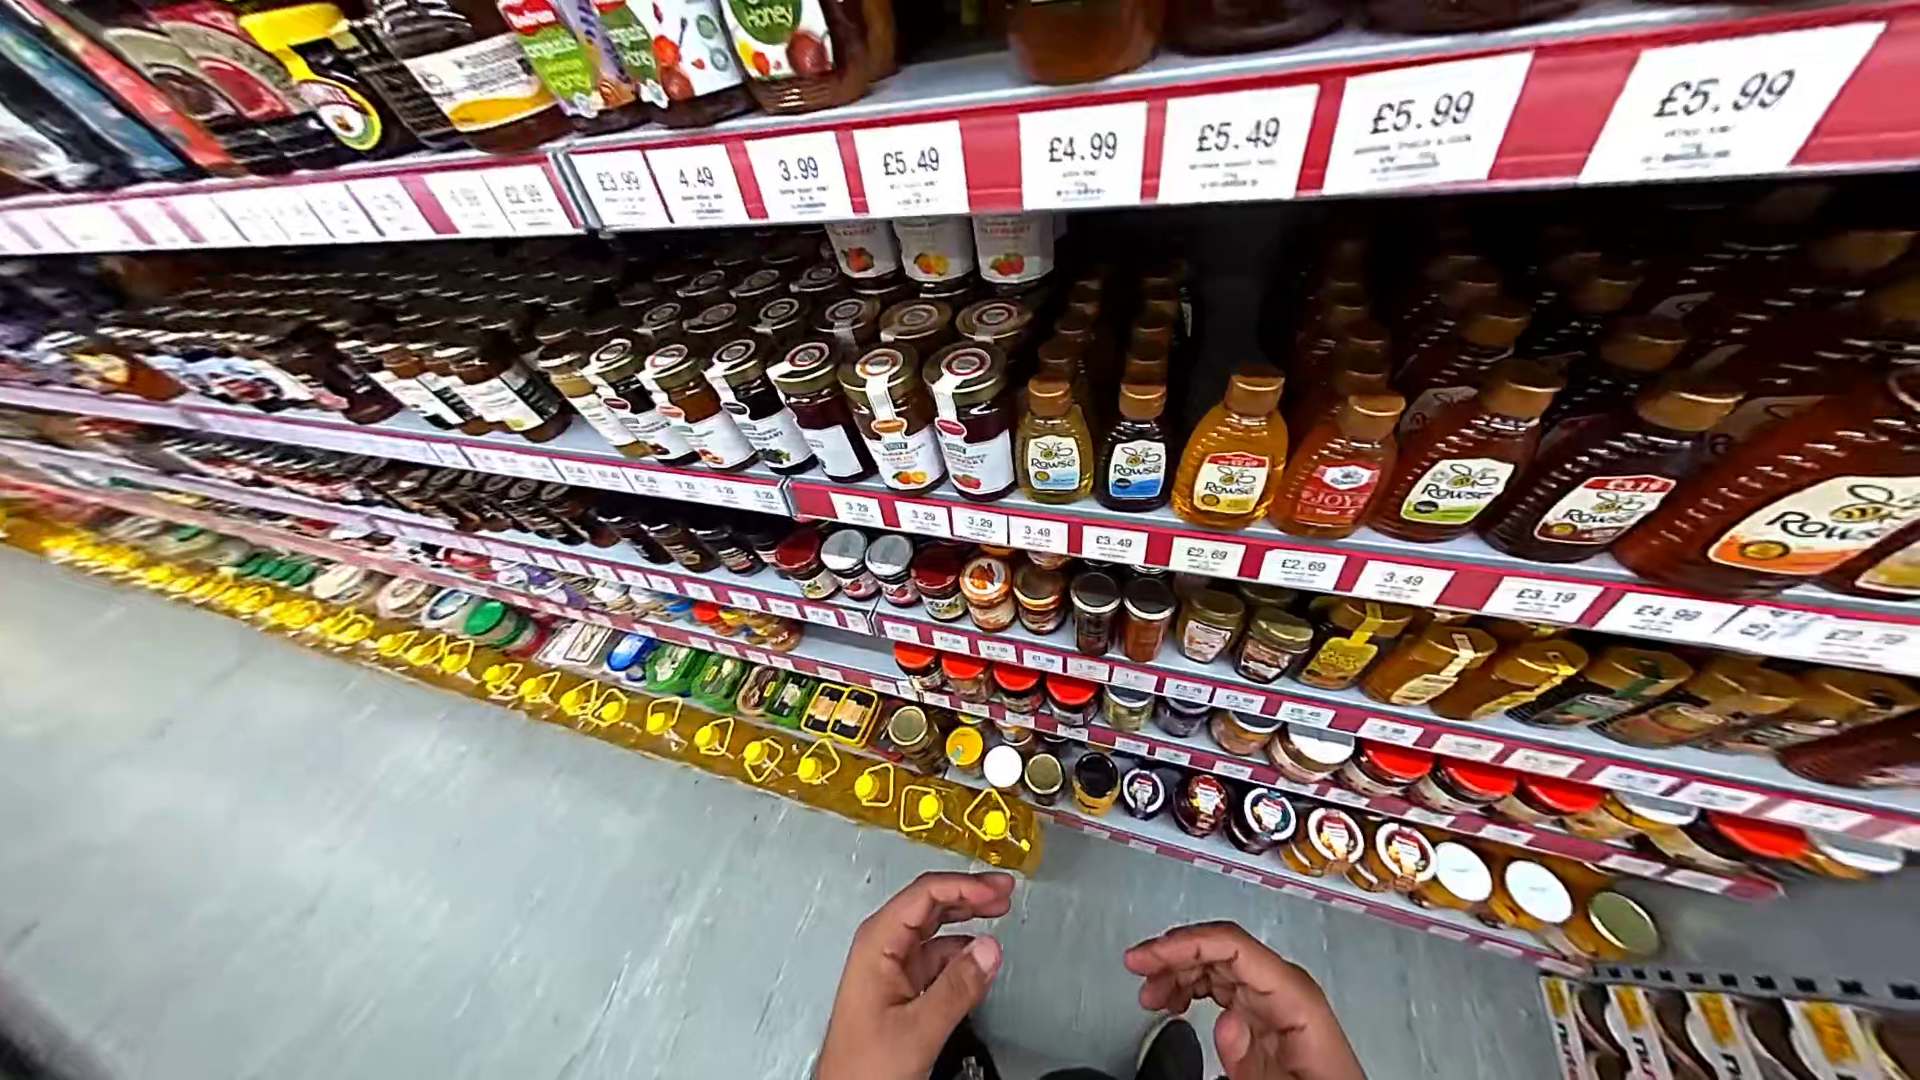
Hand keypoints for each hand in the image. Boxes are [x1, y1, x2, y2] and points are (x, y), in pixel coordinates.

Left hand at [817, 871, 1014, 1079]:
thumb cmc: (863, 1070)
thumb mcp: (918, 1030)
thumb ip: (957, 988)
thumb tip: (989, 949)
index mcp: (878, 940)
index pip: (926, 893)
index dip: (964, 886)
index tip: (993, 889)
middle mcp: (883, 943)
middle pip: (932, 901)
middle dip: (970, 892)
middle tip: (1002, 889)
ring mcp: (892, 962)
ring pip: (935, 924)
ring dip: (967, 914)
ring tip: (998, 909)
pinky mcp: (901, 983)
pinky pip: (936, 952)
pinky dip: (961, 947)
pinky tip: (978, 952)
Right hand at [1124, 921, 1366, 1079]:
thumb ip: (1251, 1061)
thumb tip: (1224, 1019)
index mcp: (1296, 997)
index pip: (1230, 944)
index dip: (1183, 943)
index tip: (1147, 956)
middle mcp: (1285, 987)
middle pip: (1218, 948)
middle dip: (1172, 956)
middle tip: (1137, 968)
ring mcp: (1276, 999)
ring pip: (1215, 962)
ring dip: (1177, 971)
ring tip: (1150, 993)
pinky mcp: (1268, 1015)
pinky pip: (1222, 985)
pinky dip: (1192, 987)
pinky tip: (1174, 999)